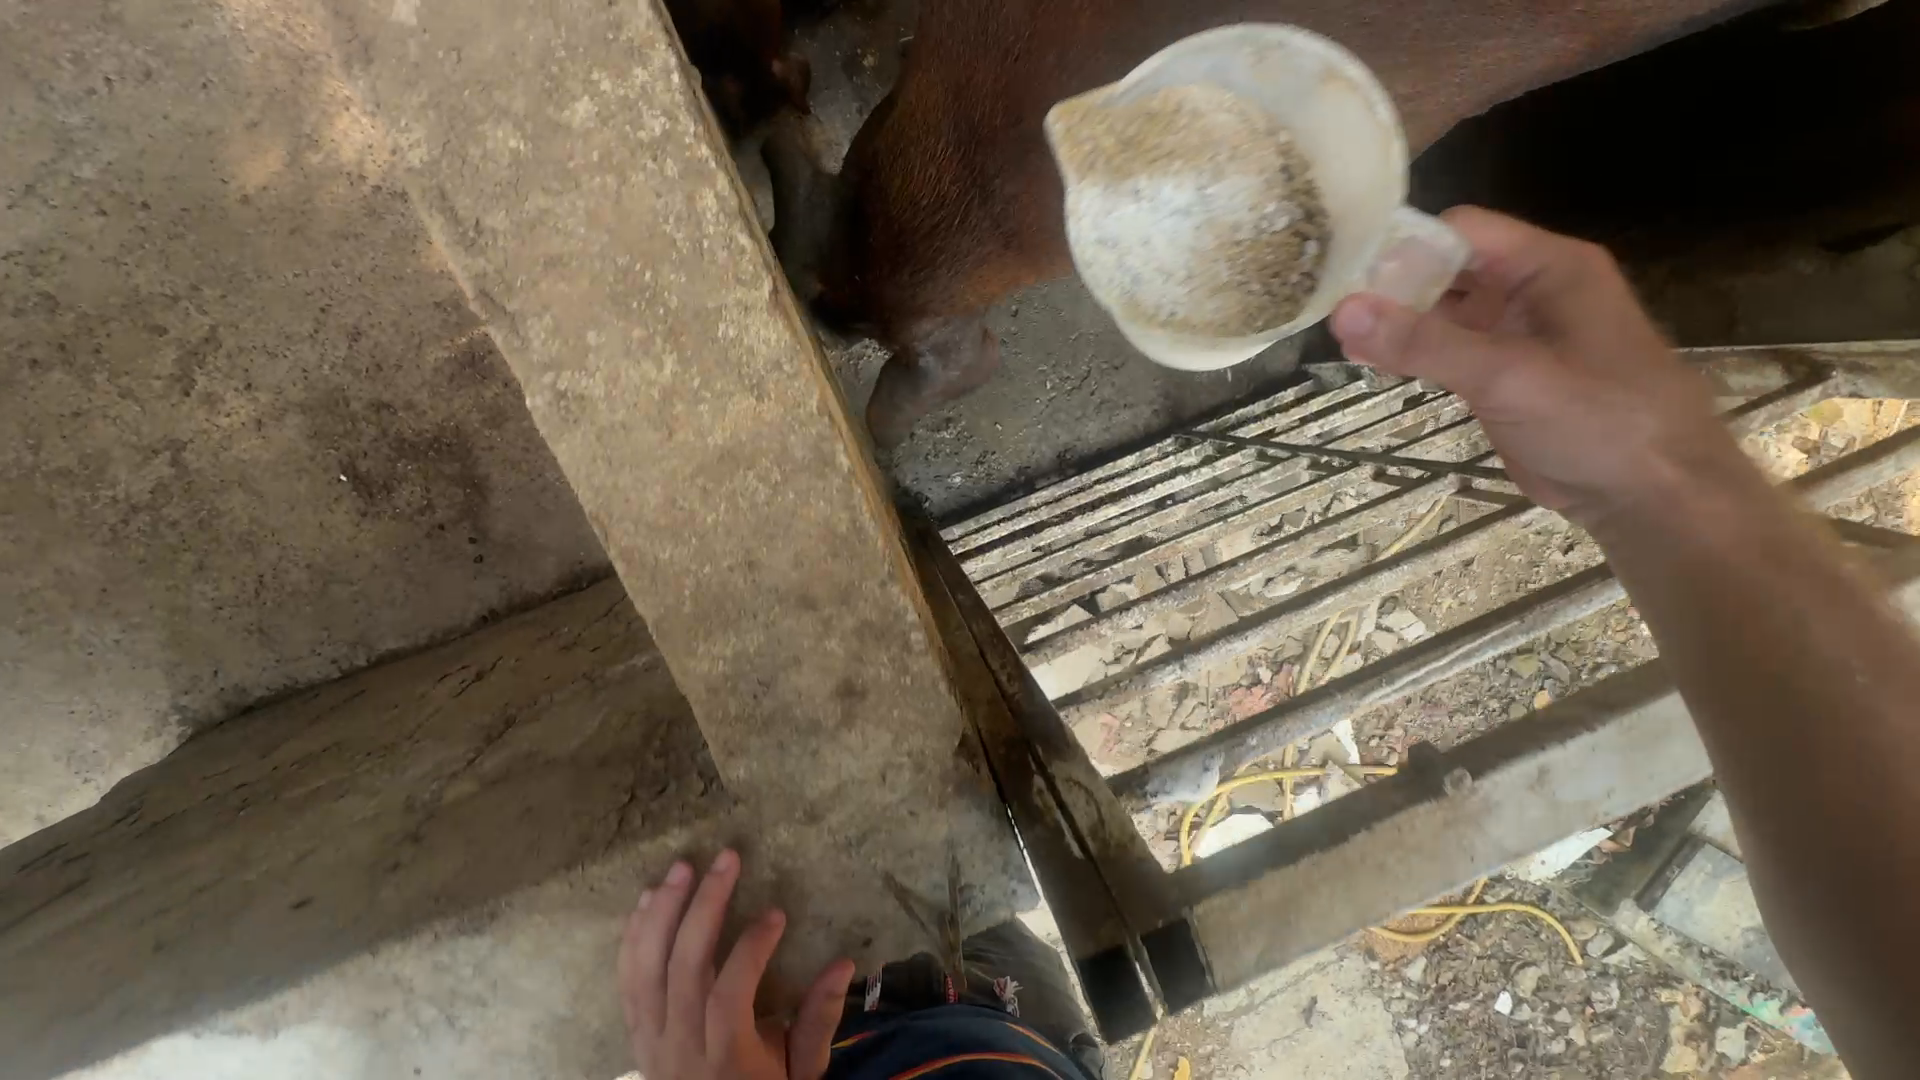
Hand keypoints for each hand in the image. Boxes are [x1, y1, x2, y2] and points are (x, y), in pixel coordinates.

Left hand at [619, 849, 855, 1079]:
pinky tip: (648, 898)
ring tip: (684, 867)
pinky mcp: (635, 1031)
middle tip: (727, 858)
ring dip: (664, 911)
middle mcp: (680, 1047)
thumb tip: (844, 963)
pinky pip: (625, 980)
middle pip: (683, 969)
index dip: (750, 949)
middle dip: (705, 906)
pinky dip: (634, 935)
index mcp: (726, 1058)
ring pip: (646, 968)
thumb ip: (820, 1020)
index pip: (729, 995)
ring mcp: (650, 1039)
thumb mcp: (801, 1069)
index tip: (777, 912)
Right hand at [1330, 207, 1750, 534]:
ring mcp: (1513, 335)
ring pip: (1440, 312)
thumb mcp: (1507, 376)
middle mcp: (1529, 290)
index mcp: (1548, 268)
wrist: (1649, 494)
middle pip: (1445, 268)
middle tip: (1330, 311)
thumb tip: (1342, 311)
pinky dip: (1408, 353)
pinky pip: (1445, 350)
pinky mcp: (1499, 375)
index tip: (1345, 275)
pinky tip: (1369, 363)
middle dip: (1390, 287)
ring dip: (1394, 323)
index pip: (1461, 231)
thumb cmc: (1597, 421)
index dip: (1403, 247)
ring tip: (1340, 339)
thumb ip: (1424, 343)